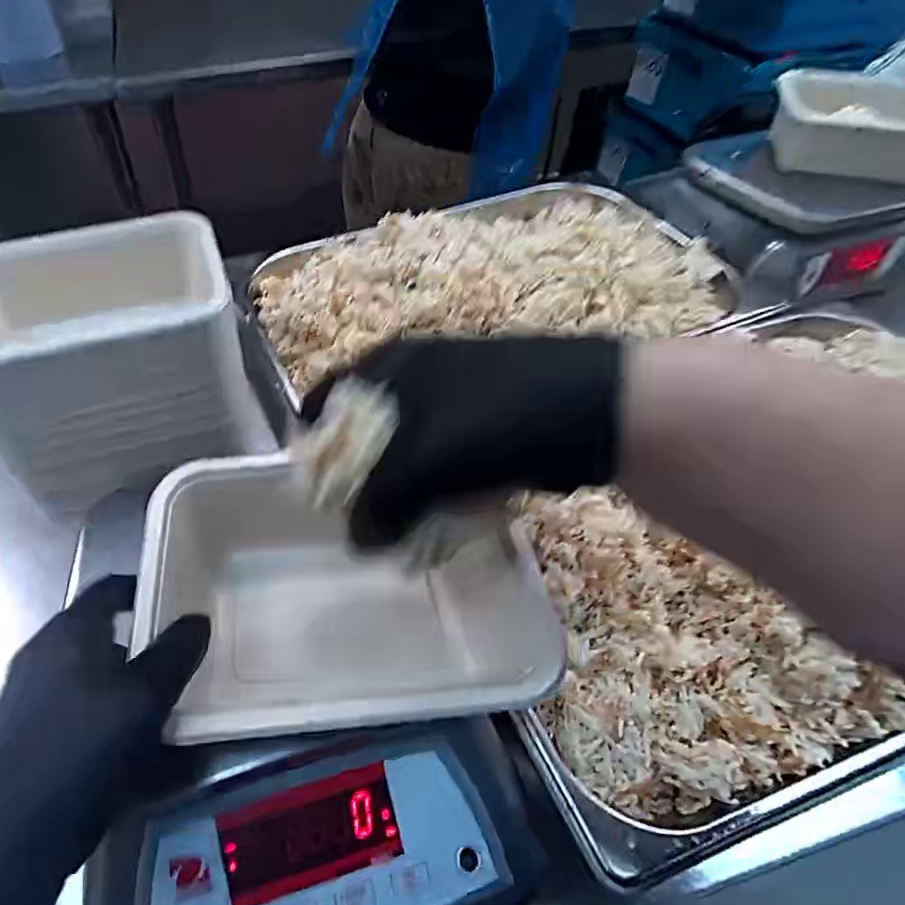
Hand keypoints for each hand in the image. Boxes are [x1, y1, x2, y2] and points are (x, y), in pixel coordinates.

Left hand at [0, 575, 208, 904]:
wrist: (4, 848)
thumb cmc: (79, 751)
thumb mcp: (144, 698)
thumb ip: (176, 653)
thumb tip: (197, 619)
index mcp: (66, 636)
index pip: (110, 588)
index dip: (147, 586)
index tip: (182, 599)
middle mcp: (43, 661)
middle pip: (108, 638)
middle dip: (149, 650)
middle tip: (186, 662)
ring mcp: (31, 704)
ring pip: (100, 683)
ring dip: (137, 694)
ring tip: (175, 714)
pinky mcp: (28, 745)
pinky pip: (87, 722)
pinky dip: (118, 730)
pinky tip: (149, 759)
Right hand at [300, 335, 623, 547]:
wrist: (592, 411)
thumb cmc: (496, 421)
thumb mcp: (425, 460)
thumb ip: (380, 501)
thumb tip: (357, 539)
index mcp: (393, 365)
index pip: (327, 396)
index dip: (312, 442)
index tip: (312, 489)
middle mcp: (420, 373)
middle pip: (368, 427)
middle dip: (361, 475)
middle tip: (360, 519)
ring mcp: (459, 395)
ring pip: (412, 448)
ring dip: (405, 488)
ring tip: (402, 529)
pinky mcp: (491, 422)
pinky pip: (450, 460)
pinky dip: (444, 488)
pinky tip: (449, 517)